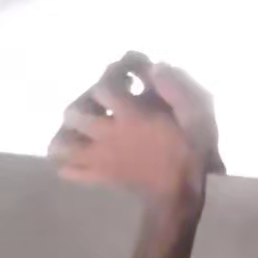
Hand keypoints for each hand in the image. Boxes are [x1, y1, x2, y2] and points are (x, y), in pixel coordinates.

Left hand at [50, 55, 218, 210]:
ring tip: (91, 120)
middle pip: (74, 112)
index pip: (106, 85)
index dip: (116, 69)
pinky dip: (68, 157)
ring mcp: (99, 159)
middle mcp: (108, 136)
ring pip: (61, 144)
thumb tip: (155, 66)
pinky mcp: (97, 176)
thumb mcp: (195, 111)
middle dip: (88, 96)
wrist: (181, 191)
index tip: (132, 66)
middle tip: (110, 94)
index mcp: (132, 117)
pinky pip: (66, 169)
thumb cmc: (191, 147)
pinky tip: (86, 147)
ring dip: (70, 128)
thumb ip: (175, 87)